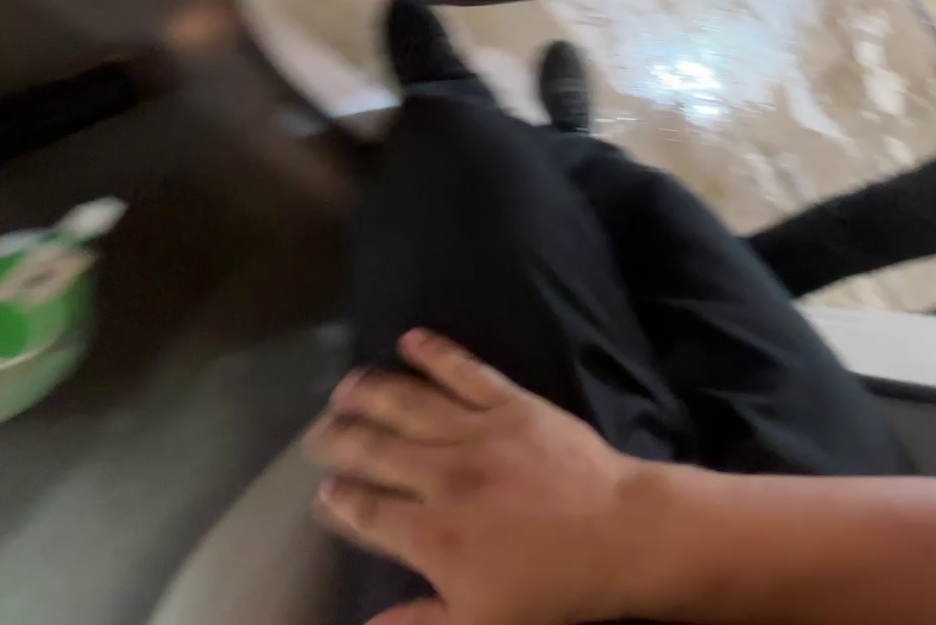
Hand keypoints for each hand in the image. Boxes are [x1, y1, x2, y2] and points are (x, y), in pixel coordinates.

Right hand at [305, 330, 656, 624]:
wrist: (617, 532)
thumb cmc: (552, 587)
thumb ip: (416, 624)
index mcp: (429, 534)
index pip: (366, 511)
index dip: (339, 500)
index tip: (324, 489)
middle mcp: (442, 476)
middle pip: (377, 451)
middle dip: (341, 440)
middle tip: (318, 431)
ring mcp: (477, 432)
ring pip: (411, 405)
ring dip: (374, 392)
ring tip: (347, 385)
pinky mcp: (512, 403)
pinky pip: (466, 372)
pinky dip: (436, 354)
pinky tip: (412, 340)